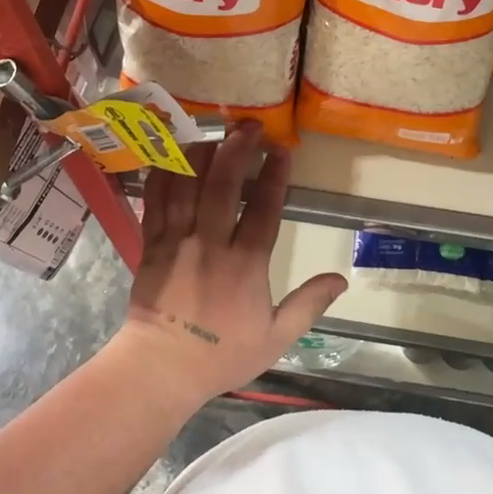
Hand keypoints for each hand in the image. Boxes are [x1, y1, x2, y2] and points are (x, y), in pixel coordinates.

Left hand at [112, 121, 347, 406]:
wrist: (161, 367)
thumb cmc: (221, 355)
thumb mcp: (275, 338)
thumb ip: (308, 305)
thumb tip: (341, 279)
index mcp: (244, 265)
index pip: (263, 210)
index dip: (275, 176)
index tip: (283, 150)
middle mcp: (210, 244)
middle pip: (222, 185)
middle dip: (238, 150)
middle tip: (250, 126)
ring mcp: (177, 240)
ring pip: (186, 185)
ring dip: (201, 154)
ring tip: (214, 133)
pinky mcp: (151, 243)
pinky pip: (155, 201)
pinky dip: (164, 174)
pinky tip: (173, 155)